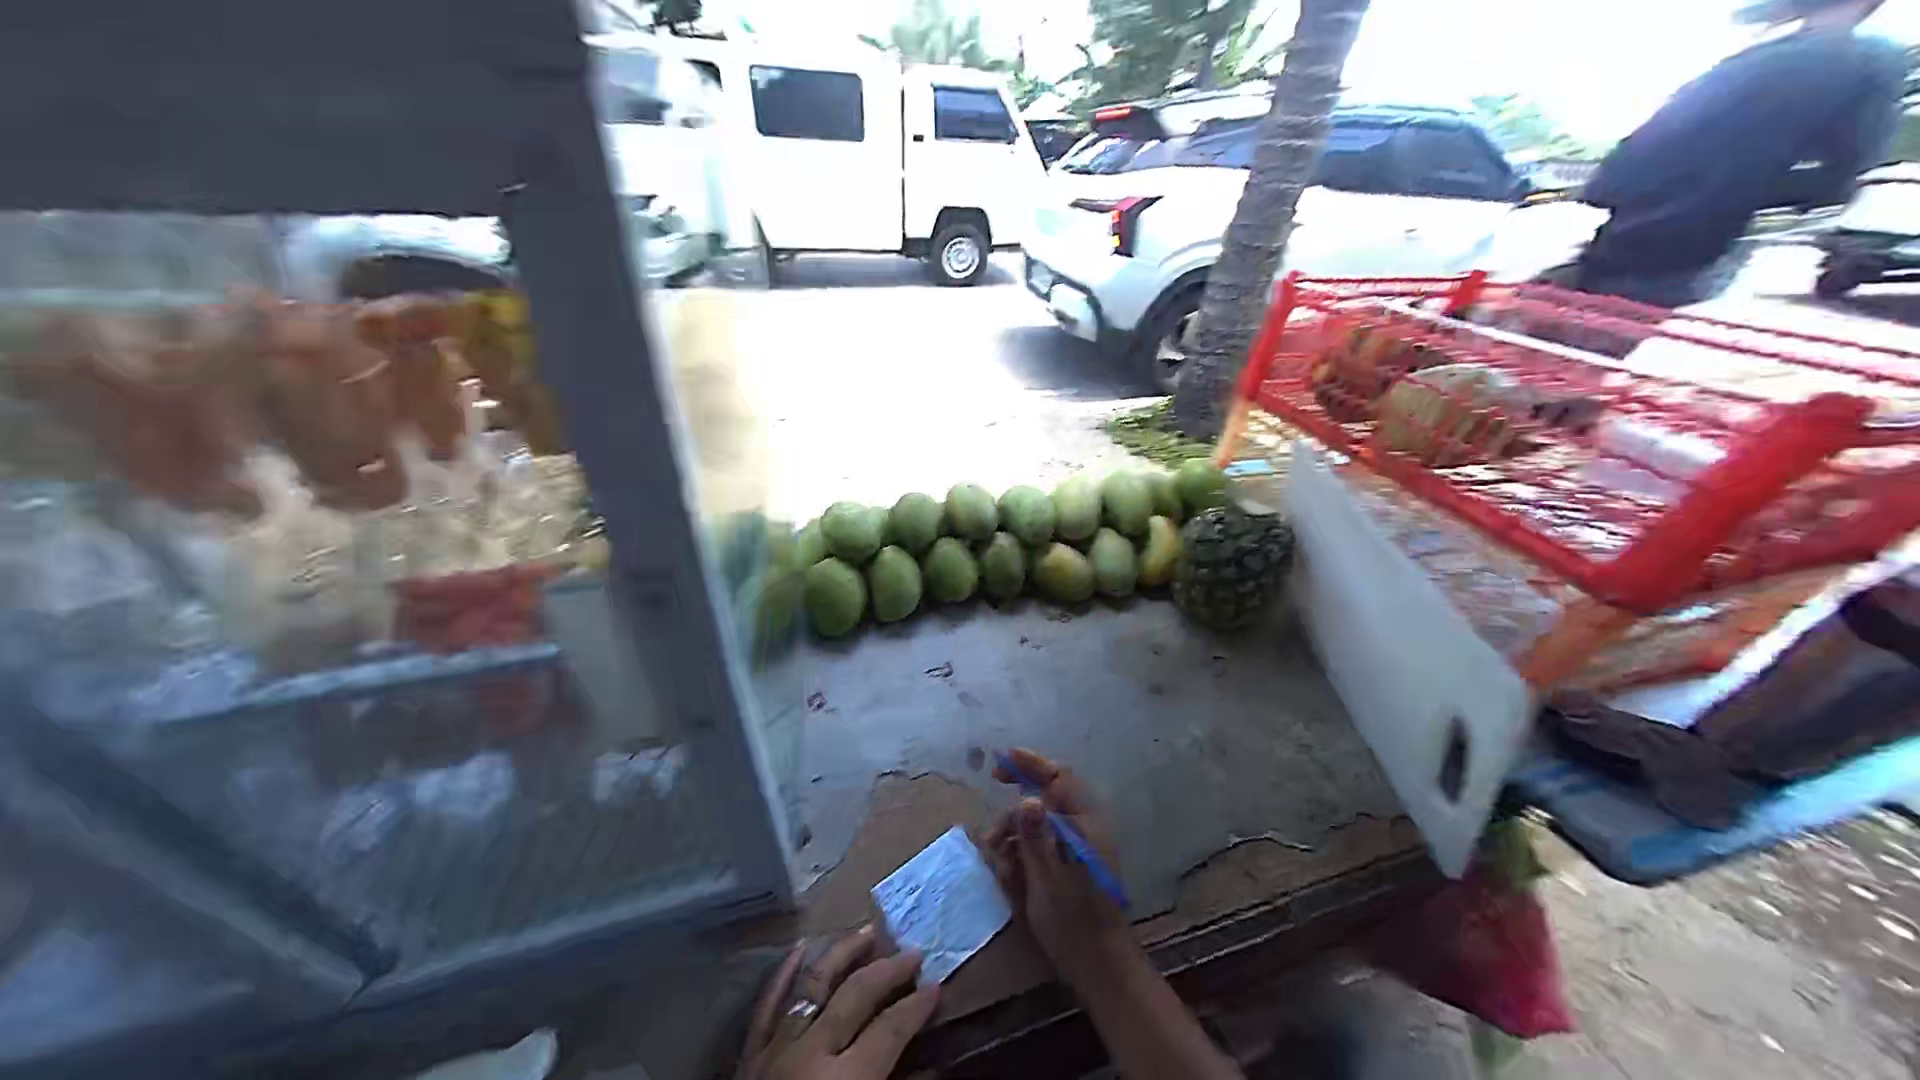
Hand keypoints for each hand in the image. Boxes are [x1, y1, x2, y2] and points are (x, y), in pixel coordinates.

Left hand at [736, 925, 939, 1079]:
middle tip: (913, 952)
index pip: (890, 1031)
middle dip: (888, 970)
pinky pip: (767, 1004)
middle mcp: (810, 1053)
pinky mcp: (749, 1056)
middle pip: (856, 996)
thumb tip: (930, 1071)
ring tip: (866, 932)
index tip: (937, 988)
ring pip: (813, 984)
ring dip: (842, 955)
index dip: (916, 1008)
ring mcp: (776, 1049)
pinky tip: (798, 948)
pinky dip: (783, 974)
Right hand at [982, 748, 1128, 983]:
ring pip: (1037, 824)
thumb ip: (1036, 837)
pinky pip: (1039, 845)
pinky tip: (1008, 870)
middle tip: (992, 828)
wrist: (1098, 962)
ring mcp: (1075, 846)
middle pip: (1044, 799)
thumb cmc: (1075, 918)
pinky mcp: (1066, 864)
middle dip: (1014, 812)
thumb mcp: (1049, 877)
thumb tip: (1026, 801)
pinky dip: (1021, 851)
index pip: (1058, 777)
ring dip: (1013, 835)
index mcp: (1085, 822)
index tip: (1000, 764)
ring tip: (997, 857)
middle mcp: (1081, 827)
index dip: (1030, 765)